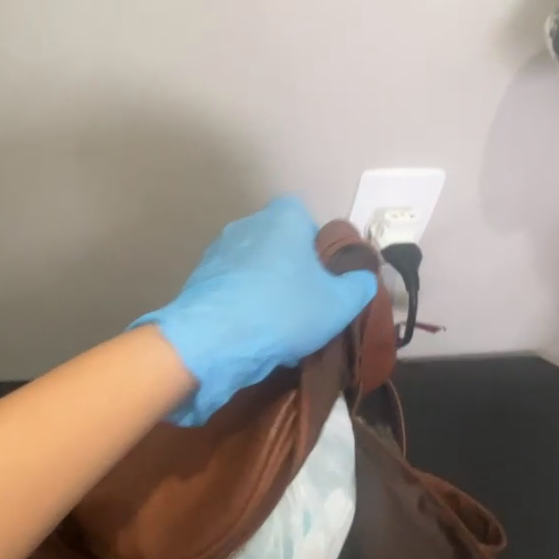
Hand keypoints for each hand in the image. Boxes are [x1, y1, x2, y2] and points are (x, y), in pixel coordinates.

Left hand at [134, 197, 377, 424]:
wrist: (213, 341)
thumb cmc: (284, 311)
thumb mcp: (339, 304)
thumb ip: (358, 286)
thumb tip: (361, 278)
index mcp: (282, 218)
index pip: (304, 218)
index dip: (316, 247)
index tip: (323, 278)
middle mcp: (245, 226)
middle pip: (276, 244)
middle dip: (289, 270)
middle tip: (303, 304)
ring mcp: (216, 253)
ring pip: (251, 269)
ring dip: (263, 290)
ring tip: (275, 326)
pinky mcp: (197, 281)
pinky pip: (230, 290)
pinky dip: (240, 306)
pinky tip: (249, 334)